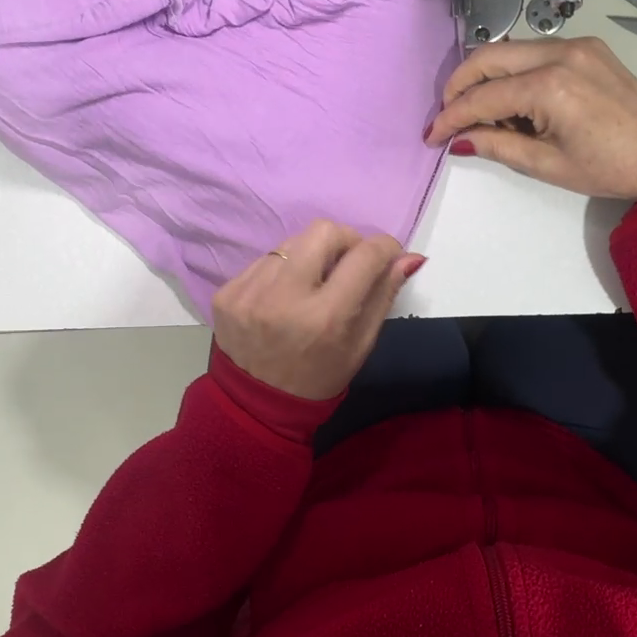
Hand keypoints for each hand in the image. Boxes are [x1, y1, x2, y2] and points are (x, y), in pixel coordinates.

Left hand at [212, 220, 424, 399]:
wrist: (255, 405)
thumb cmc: (320, 377)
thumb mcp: (360, 345)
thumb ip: (383, 295)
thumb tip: (409, 257)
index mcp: (325, 317)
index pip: (364, 256)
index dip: (384, 248)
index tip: (387, 255)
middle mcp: (285, 297)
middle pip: (324, 231)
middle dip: (346, 240)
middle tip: (348, 264)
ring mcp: (250, 292)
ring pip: (292, 242)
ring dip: (311, 256)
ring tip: (311, 285)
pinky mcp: (227, 292)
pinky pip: (264, 261)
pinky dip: (282, 271)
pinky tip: (283, 297)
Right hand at [423, 37, 636, 199]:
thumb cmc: (609, 169)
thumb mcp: (547, 165)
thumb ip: (498, 145)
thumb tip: (460, 139)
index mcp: (550, 86)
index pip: (483, 96)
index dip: (451, 117)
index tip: (432, 135)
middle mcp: (561, 53)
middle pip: (489, 56)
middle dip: (460, 85)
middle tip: (448, 115)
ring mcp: (577, 44)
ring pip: (511, 49)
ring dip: (488, 76)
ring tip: (483, 114)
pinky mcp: (589, 46)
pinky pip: (536, 51)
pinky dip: (516, 71)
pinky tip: (515, 101)